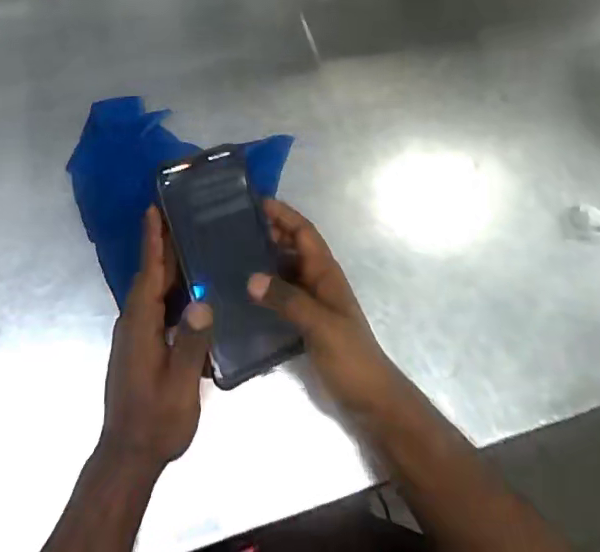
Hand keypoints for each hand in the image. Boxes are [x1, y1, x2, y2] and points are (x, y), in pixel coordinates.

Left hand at [100, 207, 212, 468]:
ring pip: (154, 290)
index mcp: (140, 326)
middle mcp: (134, 324)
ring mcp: (136, 336)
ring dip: (169, 264)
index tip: (153, 209)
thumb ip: (191, 344)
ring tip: (192, 239)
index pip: (148, 273)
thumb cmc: (156, 421)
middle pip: (150, 275)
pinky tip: (193, 287)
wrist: (129, 457)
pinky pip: (158, 305)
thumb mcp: (179, 385)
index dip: (153, 241)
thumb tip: (203, 301)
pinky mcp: (143, 346)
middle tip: (182, 212)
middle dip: (163, 243)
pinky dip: (172, 287)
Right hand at [248, 200, 405, 419]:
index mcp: (326, 273)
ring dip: (264, 260)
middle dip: (269, 232)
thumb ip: (288, 300)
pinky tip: (242, 294)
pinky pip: (281, 295)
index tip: (256, 201)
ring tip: (230, 255)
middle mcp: (318, 281)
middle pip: (292, 247)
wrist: (369, 397)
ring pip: (285, 270)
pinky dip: (264, 289)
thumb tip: (251, 277)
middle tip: (232, 227)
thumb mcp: (320, 325)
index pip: (304, 233)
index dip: (284, 214)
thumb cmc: (349, 355)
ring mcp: (312, 302)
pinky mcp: (304, 323)